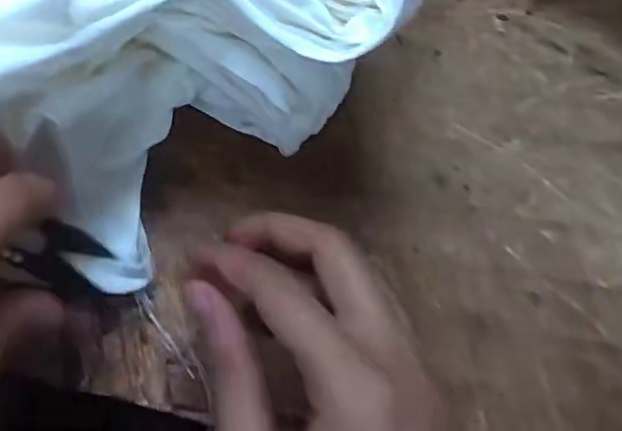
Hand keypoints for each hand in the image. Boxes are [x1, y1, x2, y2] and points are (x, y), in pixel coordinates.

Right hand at [188, 214, 443, 430]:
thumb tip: (200, 287)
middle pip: (338, 250)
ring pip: (363, 273)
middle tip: (227, 244)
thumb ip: (231, 368)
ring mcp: (426, 374)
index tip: (191, 258)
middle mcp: (403, 362)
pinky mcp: (430, 390)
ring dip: (303, 257)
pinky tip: (289, 318)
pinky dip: (328, 290)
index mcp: (359, 384)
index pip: (281, 285)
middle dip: (275, 231)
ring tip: (251, 277)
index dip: (228, 261)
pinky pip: (376, 309)